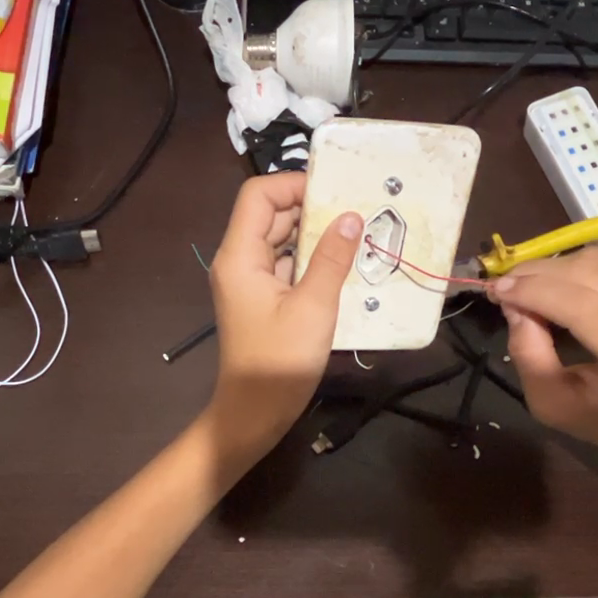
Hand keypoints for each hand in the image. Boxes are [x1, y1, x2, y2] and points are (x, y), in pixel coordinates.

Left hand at [205, 173, 362, 456]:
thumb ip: (332, 259)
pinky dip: (312, 263)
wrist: (254, 413)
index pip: (259, 195)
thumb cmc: (279, 362)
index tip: (336, 192)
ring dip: (316, 237)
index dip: (294, 184)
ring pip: (282, 242)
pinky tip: (345, 268)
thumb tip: (350, 217)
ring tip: (357, 236)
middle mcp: (240, 262)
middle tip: (357, 210)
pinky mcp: (263, 301)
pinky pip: (287, 268)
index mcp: (240, 256)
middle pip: (272, 215)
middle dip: (312, 209)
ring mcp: (250, 283)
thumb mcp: (314, 308)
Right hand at [488, 245, 597, 468]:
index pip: (582, 306)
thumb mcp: (548, 402)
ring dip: (555, 265)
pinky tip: (561, 281)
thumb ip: (528, 353)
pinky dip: (578, 261)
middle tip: (504, 286)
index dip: (535, 290)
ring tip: (529, 284)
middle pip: (591, 274)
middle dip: (538, 273)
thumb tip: (512, 302)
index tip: (496, 290)